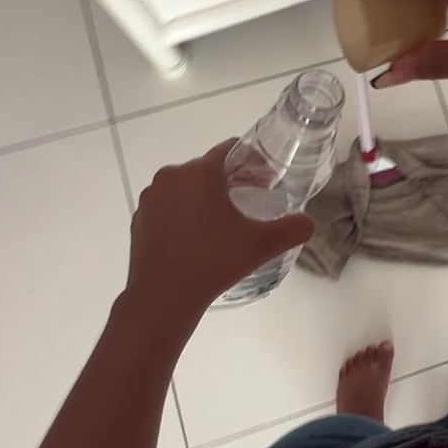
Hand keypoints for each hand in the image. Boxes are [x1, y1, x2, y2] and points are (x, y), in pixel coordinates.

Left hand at [118, 139, 315, 345]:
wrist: (162, 298)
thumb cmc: (213, 262)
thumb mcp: (261, 245)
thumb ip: (292, 228)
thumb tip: (308, 222)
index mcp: (200, 172)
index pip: (232, 149)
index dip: (254, 161)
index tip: (269, 178)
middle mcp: (172, 176)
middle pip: (209, 168)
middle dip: (234, 179)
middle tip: (254, 198)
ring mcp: (152, 197)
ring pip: (188, 186)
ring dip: (208, 195)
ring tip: (227, 219)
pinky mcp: (140, 217)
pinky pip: (170, 205)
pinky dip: (186, 211)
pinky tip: (199, 235)